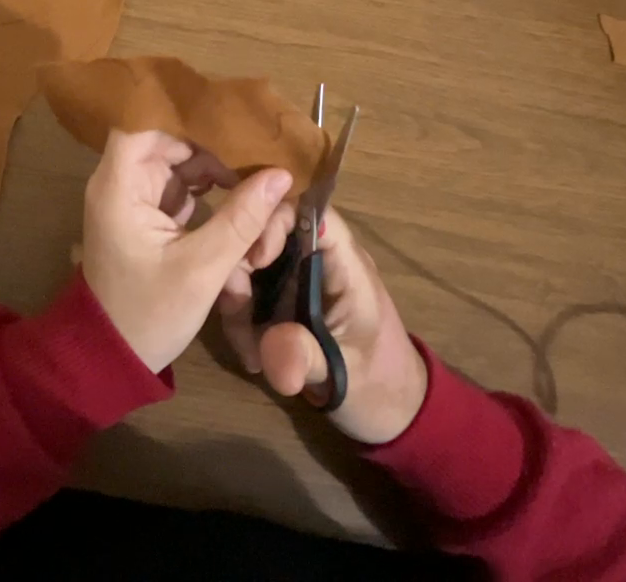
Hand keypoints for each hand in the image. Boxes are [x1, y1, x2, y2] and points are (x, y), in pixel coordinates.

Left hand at [81, 130, 292, 372]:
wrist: (114, 357)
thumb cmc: (149, 313)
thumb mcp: (202, 268)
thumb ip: (241, 218)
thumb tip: (282, 174)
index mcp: (119, 186)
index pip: (144, 123)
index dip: (183, 116)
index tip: (231, 122)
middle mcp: (124, 182)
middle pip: (173, 142)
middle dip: (217, 154)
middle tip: (261, 165)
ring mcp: (138, 198)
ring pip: (186, 167)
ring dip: (221, 179)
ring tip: (258, 193)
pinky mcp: (152, 215)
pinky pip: (187, 192)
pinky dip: (214, 200)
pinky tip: (244, 209)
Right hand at [218, 206, 428, 444]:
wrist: (390, 414)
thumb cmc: (380, 385)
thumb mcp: (345, 374)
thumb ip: (307, 357)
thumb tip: (269, 350)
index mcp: (343, 263)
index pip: (305, 211)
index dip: (273, 221)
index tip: (254, 259)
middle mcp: (315, 260)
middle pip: (264, 234)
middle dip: (242, 270)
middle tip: (235, 316)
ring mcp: (294, 279)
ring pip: (249, 265)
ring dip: (237, 304)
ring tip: (249, 351)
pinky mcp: (280, 300)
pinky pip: (248, 294)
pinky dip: (241, 321)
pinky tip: (252, 356)